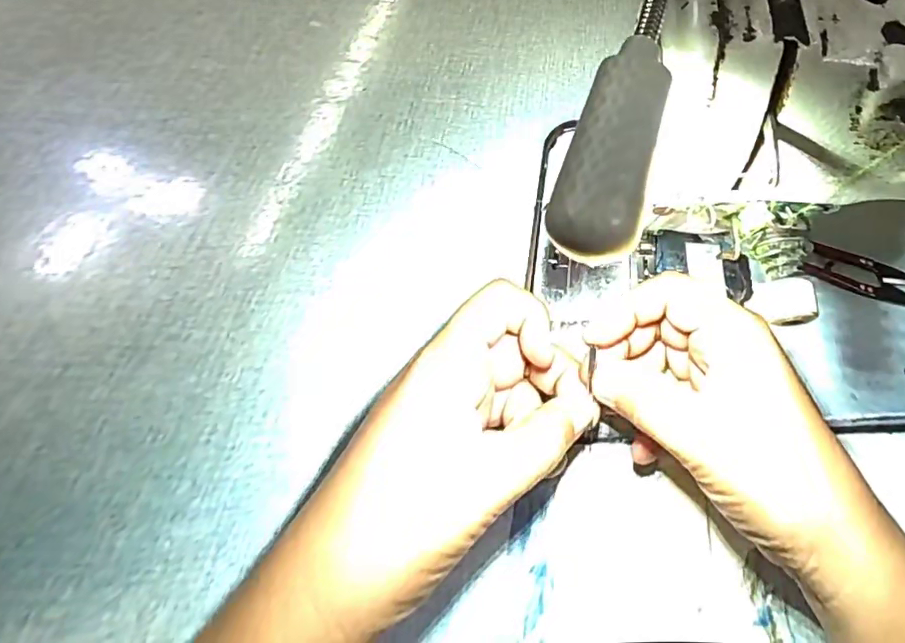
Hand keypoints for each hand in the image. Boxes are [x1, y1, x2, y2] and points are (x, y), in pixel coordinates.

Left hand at [202, 281, 598, 641]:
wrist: (318, 602)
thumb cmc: (385, 534)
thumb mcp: (491, 478)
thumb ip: (553, 434)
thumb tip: (586, 409)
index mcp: (446, 366)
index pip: (502, 301)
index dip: (539, 322)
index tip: (551, 367)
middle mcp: (446, 378)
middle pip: (520, 347)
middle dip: (555, 378)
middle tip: (573, 418)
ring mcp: (446, 410)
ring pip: (517, 386)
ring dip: (545, 413)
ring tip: (552, 453)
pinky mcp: (448, 443)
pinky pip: (504, 419)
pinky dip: (528, 437)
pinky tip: (534, 468)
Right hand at [584, 273, 904, 641]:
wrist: (820, 522)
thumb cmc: (779, 472)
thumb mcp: (695, 432)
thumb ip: (641, 399)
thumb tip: (602, 376)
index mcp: (735, 331)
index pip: (672, 292)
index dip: (628, 309)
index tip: (595, 339)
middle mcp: (734, 344)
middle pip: (666, 325)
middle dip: (627, 352)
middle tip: (599, 382)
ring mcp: (731, 375)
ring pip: (669, 362)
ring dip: (639, 389)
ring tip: (619, 417)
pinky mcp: (727, 406)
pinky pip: (680, 395)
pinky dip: (656, 414)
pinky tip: (646, 445)